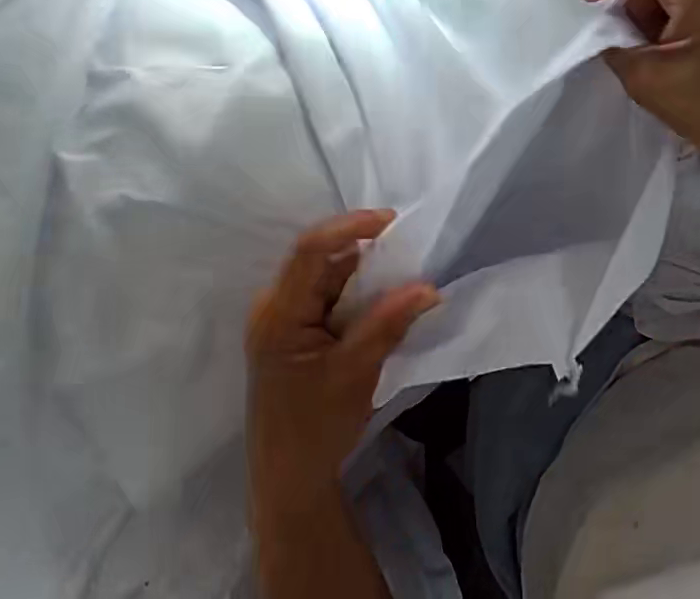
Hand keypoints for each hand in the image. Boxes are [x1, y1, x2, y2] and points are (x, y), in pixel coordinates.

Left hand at [246, 210, 440, 500]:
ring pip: (323, 280)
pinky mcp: (288, 333)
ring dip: (359, 278)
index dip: (349, 227)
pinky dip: (351, 299)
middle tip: (404, 253)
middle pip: (317, 262)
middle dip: (362, 254)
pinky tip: (378, 306)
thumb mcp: (357, 372)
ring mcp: (277, 320)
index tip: (390, 220)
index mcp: (278, 313)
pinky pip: (321, 300)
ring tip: (399, 280)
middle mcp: (271, 306)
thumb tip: (428, 286)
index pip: (310, 251)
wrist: (287, 479)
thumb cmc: (316, 427)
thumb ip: (389, 323)